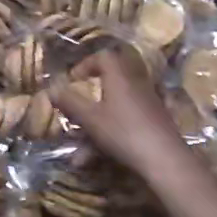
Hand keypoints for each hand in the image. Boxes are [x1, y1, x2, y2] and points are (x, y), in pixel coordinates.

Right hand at [52, 49, 190, 174]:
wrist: (165, 159)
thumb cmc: (123, 132)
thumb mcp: (90, 118)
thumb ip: (69, 102)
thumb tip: (51, 89)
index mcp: (120, 78)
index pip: (103, 56)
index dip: (85, 64)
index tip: (72, 81)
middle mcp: (136, 85)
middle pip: (111, 79)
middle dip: (91, 92)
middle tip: (77, 105)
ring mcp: (148, 103)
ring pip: (117, 104)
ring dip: (97, 119)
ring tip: (81, 144)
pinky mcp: (155, 121)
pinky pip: (127, 119)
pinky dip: (111, 132)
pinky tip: (97, 156)